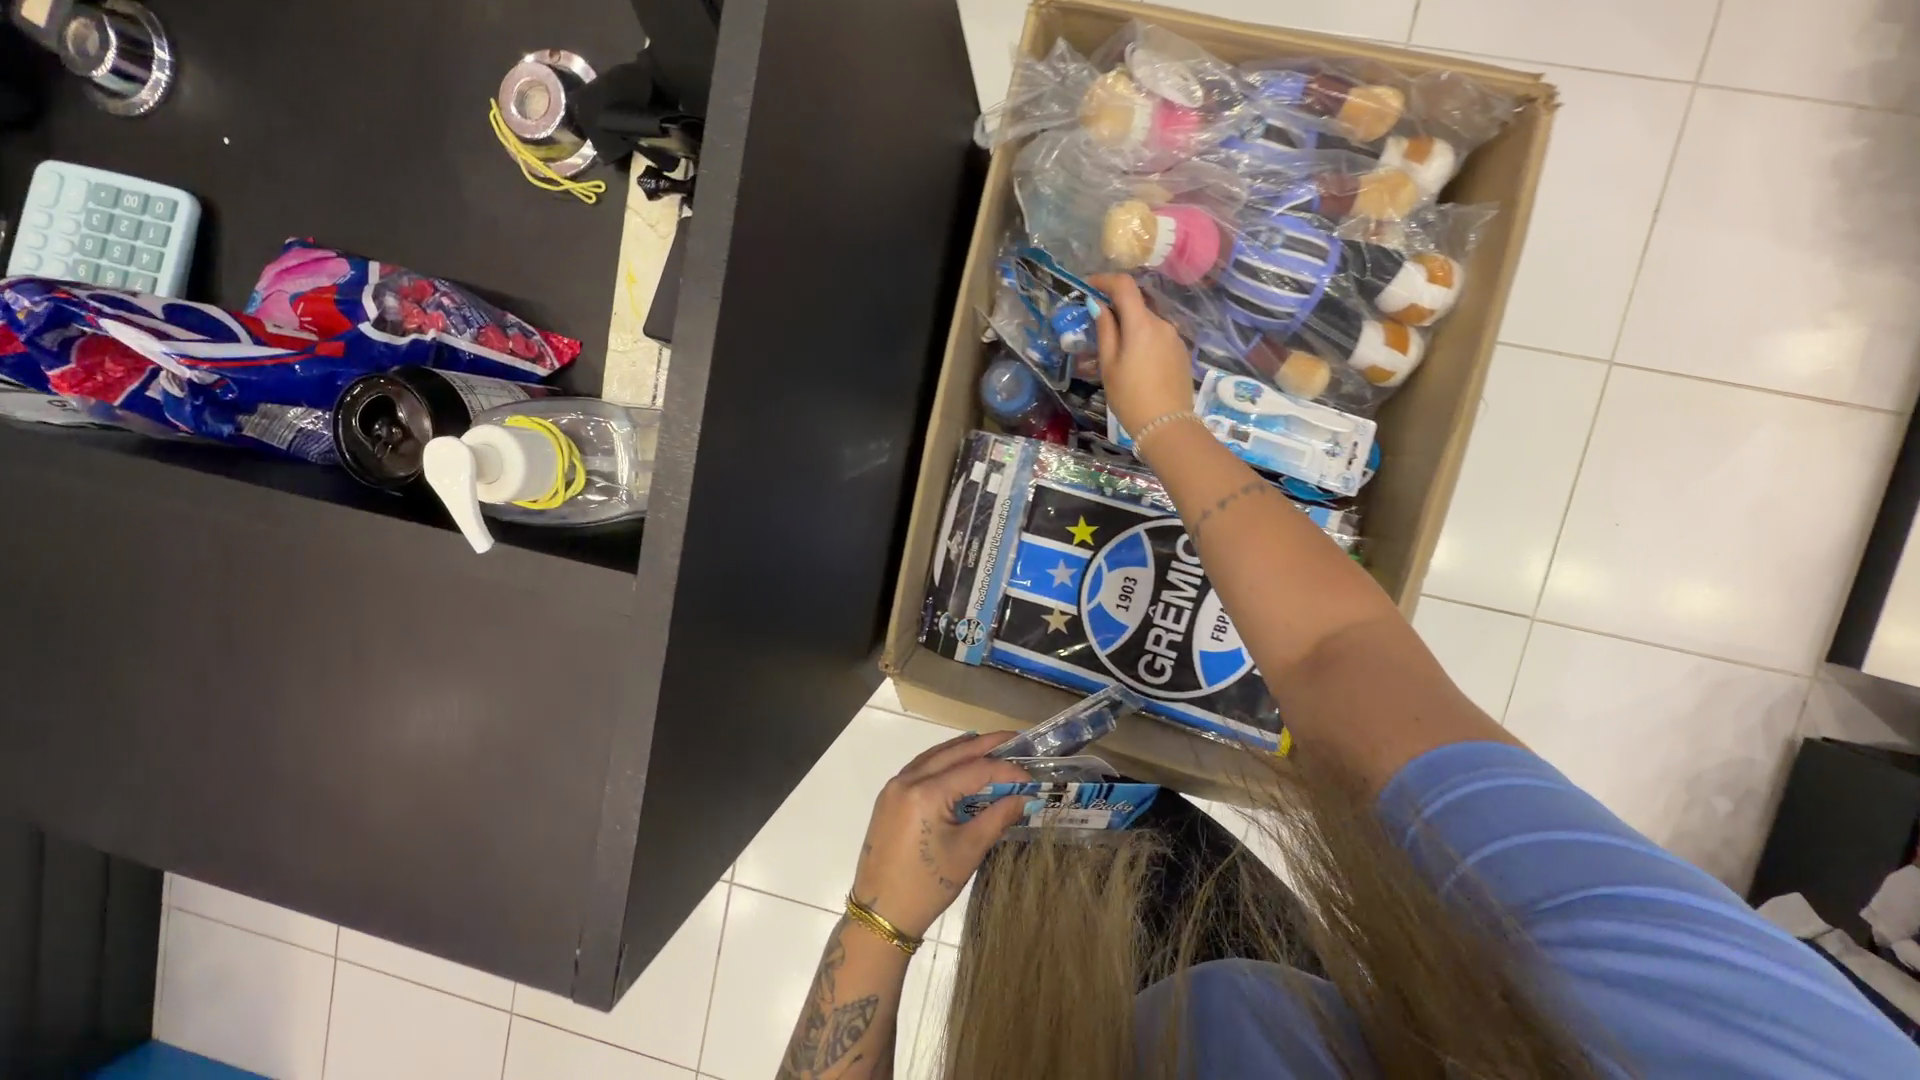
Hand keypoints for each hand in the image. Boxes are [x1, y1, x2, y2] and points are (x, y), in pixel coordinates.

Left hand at [849, 732, 1031, 938]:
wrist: (882, 914)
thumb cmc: (928, 886)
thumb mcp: (968, 851)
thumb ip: (997, 817)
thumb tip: (1025, 797)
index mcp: (926, 793)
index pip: (975, 769)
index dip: (1005, 769)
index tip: (1030, 774)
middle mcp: (907, 780)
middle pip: (953, 753)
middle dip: (985, 745)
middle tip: (1014, 738)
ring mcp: (894, 787)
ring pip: (934, 756)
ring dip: (962, 749)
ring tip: (990, 746)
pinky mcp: (888, 797)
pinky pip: (920, 767)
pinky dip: (942, 760)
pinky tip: (958, 763)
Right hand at [1089, 273, 1195, 434]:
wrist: (1167, 425)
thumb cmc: (1130, 397)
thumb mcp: (1109, 365)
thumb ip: (1105, 330)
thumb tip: (1098, 304)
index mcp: (1141, 324)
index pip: (1125, 285)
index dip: (1105, 279)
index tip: (1089, 286)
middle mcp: (1162, 323)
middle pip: (1137, 304)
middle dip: (1117, 308)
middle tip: (1098, 324)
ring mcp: (1175, 337)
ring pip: (1148, 321)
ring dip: (1131, 326)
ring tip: (1117, 351)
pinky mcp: (1182, 351)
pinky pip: (1159, 336)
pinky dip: (1145, 339)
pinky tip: (1137, 363)